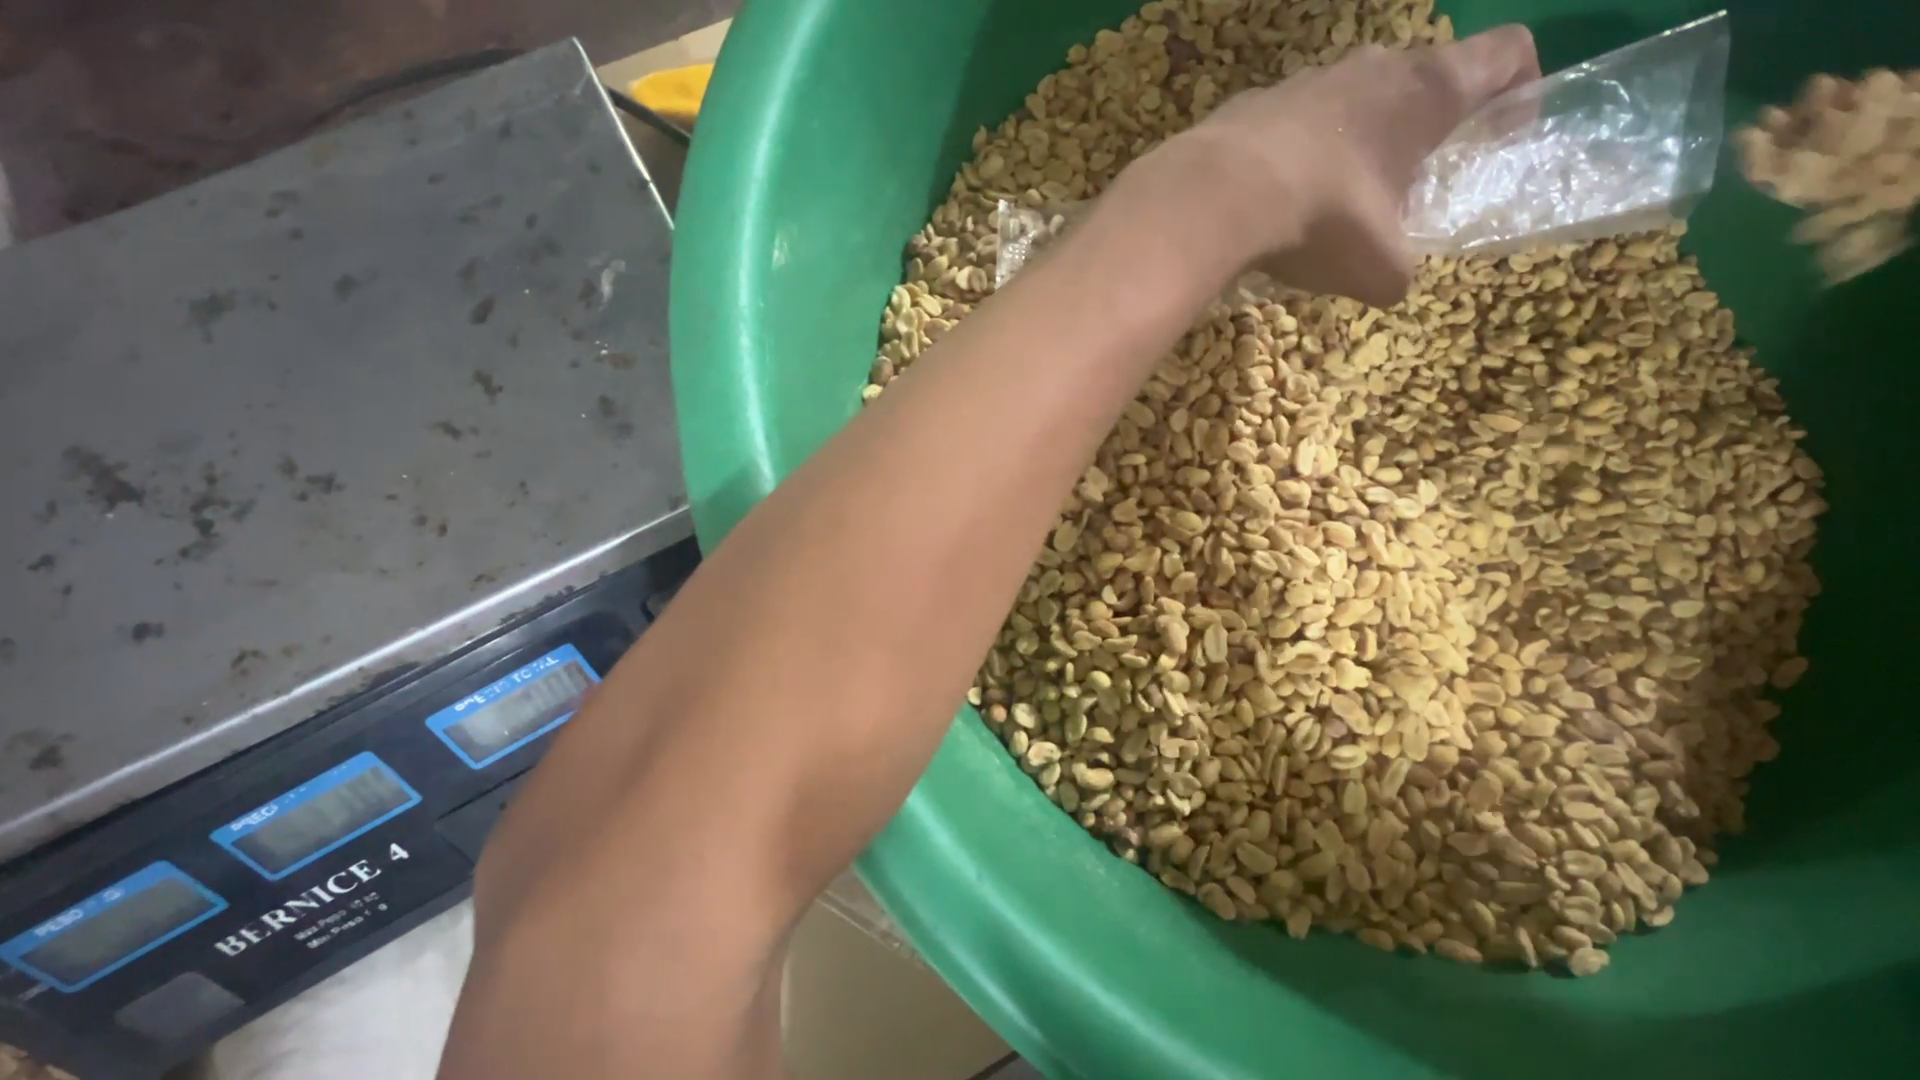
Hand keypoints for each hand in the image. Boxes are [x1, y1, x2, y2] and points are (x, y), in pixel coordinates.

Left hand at [1150, 26, 1539, 306]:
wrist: (1215, 196)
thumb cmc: (1322, 219)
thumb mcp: (1379, 266)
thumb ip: (1398, 272)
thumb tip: (1389, 284)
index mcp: (1427, 90)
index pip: (1506, 53)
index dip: (1519, 86)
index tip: (1504, 131)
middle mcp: (1371, 67)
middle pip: (1420, 77)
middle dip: (1424, 125)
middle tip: (1411, 180)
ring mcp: (1305, 78)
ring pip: (1349, 98)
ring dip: (1354, 139)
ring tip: (1335, 197)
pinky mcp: (1251, 103)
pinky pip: (1289, 123)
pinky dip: (1295, 153)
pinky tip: (1275, 199)